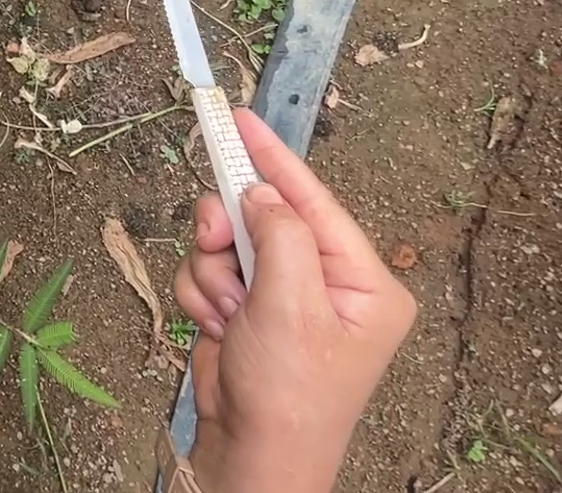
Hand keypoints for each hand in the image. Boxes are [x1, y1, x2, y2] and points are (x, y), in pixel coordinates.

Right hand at [173, 109, 415, 492]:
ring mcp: (277, 288)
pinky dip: (201, 292)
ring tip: (227, 313)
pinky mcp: (241, 299)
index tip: (236, 117)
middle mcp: (319, 277)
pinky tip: (218, 325)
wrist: (254, 444)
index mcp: (361, 280)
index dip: (271, 156)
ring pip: (220, 239)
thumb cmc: (290, 387)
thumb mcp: (291, 306)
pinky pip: (204, 266)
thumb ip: (280, 236)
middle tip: (214, 242)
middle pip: (255, 214)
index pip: (311, 200)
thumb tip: (259, 191)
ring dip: (211, 272)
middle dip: (226, 232)